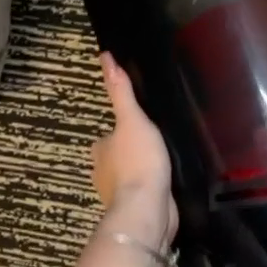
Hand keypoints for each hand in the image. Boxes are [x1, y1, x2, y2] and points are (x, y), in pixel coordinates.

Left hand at [90, 53, 176, 248]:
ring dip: (143, 172)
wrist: (148, 209)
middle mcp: (103, 172)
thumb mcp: (131, 119)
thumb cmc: (138, 161)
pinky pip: (144, 194)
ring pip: (130, 177)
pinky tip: (167, 186)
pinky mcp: (136, 210)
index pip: (108, 136)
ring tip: (165, 164)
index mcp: (99, 150)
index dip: (123, 131)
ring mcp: (119, 194)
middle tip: (157, 145)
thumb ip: (120, 91)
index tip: (141, 129)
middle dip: (133, 153)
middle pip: (118, 157)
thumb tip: (105, 57)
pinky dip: (151, 190)